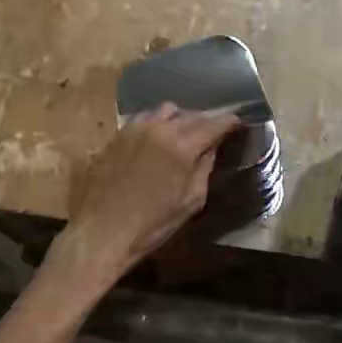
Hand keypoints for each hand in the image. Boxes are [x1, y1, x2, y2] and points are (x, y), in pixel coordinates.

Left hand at [51, 103, 239, 282]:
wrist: (103, 232)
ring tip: (184, 134)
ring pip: (166, 110)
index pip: (214, 123)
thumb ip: (204, 168)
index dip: (230, 122)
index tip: (238, 124)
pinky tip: (158, 139)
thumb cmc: (153, 224)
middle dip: (206, 121)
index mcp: (182, 146)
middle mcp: (159, 129)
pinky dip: (158, 123)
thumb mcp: (191, 201)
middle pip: (191, 114)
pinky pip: (145, 118)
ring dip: (180, 118)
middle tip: (214, 132)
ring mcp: (135, 129)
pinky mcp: (118, 136)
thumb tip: (211, 148)